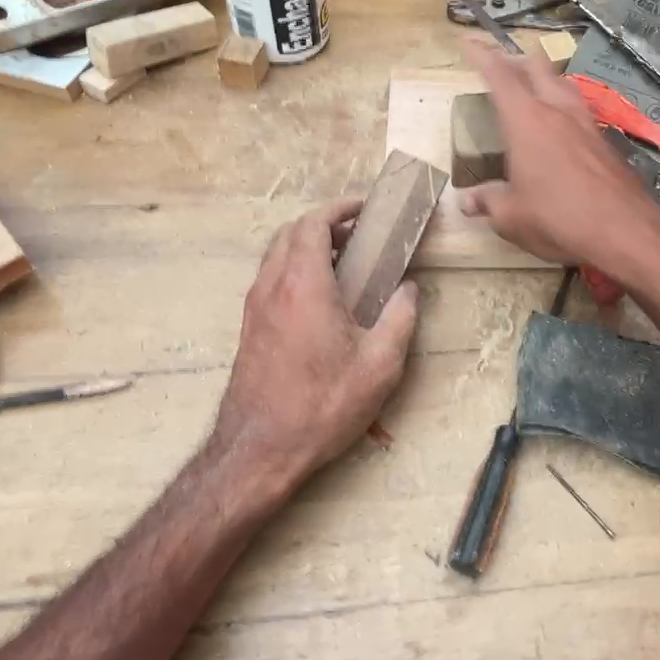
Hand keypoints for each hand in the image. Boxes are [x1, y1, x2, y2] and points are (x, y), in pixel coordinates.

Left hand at [208, 199, 418, 490]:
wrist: (260, 451)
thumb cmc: (323, 405)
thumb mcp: (381, 364)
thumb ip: (400, 317)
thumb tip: (409, 289)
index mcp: (303, 285)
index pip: (313, 223)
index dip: (340, 208)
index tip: (366, 209)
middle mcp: (272, 287)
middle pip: (290, 232)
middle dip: (325, 223)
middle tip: (359, 234)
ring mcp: (255, 308)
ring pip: (277, 255)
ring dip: (308, 246)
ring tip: (346, 262)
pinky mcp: (250, 329)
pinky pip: (272, 279)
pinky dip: (296, 269)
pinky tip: (324, 297)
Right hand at [458, 36, 659, 269]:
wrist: (625, 230)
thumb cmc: (559, 219)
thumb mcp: (512, 217)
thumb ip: (489, 202)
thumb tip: (468, 202)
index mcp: (527, 121)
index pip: (500, 76)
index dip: (482, 55)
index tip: (469, 41)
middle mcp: (558, 112)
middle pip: (538, 68)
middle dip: (517, 60)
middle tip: (502, 65)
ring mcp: (587, 124)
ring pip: (564, 85)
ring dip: (546, 79)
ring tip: (534, 88)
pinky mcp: (606, 142)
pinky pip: (580, 111)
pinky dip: (565, 106)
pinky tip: (563, 125)